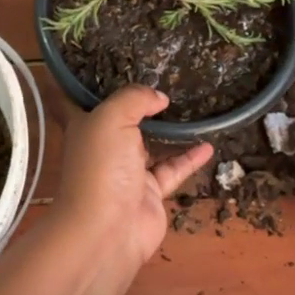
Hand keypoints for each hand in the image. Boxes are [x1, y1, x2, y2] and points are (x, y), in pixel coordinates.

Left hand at [48, 87, 212, 264]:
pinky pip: (172, 169)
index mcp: (86, 126)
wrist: (106, 231)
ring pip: (151, 145)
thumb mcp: (112, 117)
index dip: (102, 82)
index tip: (123, 63)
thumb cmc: (101, 166)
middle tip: (169, 83)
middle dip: (142, 105)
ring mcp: (127, 171)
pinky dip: (189, 158)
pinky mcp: (150, 193)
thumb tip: (159, 98)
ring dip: (169, 130)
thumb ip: (135, 99)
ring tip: (193, 109)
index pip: (89, 99)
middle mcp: (105, 146)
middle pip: (124, 121)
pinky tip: (208, 145)